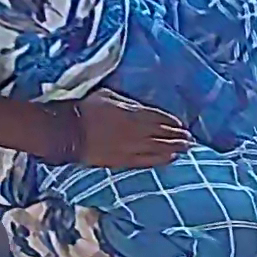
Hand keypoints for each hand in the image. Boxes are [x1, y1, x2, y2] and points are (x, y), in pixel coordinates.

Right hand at [70, 89, 191, 168]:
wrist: (66, 131)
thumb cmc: (83, 109)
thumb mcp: (107, 96)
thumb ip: (128, 103)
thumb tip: (141, 107)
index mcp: (133, 113)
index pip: (159, 117)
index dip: (172, 122)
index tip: (182, 125)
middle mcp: (138, 131)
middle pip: (165, 134)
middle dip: (179, 136)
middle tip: (191, 138)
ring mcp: (134, 147)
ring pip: (161, 148)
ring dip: (177, 148)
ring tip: (188, 148)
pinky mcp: (127, 160)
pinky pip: (150, 160)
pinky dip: (164, 159)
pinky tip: (173, 158)